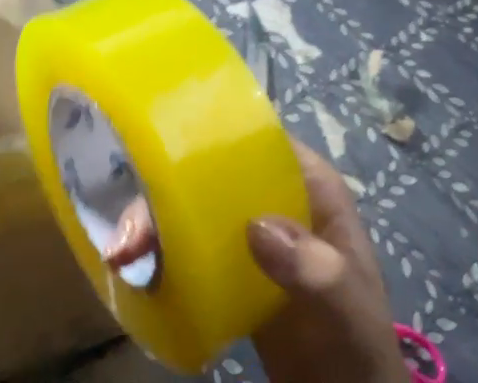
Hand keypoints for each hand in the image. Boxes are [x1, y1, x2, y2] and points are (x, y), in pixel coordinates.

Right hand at [102, 141, 407, 382]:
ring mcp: (248, 238)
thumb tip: (257, 226)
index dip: (211, 134)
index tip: (161, 146)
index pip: (257, 139)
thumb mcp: (345, 303)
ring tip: (121, 255)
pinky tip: (130, 269)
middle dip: (162, 191)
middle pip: (209, 175)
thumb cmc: (356, 343)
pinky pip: (187, 250)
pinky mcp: (228, 273)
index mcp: (309, 187)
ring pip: (189, 210)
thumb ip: (314, 267)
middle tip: (130, 229)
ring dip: (151, 226)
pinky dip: (158, 257)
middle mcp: (273, 200)